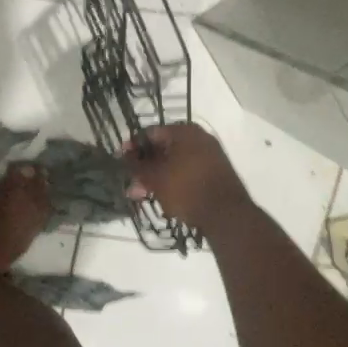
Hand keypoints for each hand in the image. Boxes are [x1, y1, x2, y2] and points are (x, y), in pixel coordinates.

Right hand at [122, 123, 253, 233]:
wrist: (226, 215)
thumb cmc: (185, 189)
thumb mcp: (153, 177)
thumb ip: (135, 164)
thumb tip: (124, 157)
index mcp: (184, 131)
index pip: (148, 134)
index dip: (131, 148)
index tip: (121, 163)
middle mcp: (199, 138)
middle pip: (161, 149)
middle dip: (144, 168)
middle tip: (132, 186)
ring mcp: (210, 155)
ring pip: (174, 163)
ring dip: (156, 178)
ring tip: (144, 196)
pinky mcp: (215, 172)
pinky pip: (187, 172)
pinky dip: (173, 182)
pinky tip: (163, 198)